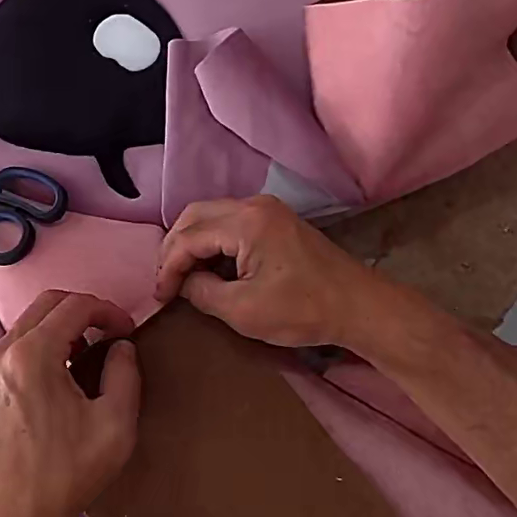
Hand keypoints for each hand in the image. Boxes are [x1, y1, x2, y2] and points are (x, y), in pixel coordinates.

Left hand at [0, 291, 140, 516]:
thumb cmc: (60, 477)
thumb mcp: (115, 425)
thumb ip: (126, 374)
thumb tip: (120, 348)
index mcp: (32, 354)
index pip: (77, 305)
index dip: (110, 311)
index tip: (129, 331)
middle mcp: (1, 354)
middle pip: (48, 304)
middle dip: (85, 310)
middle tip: (110, 333)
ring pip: (28, 324)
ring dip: (62, 327)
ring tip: (88, 354)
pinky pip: (14, 348)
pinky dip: (41, 345)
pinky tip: (59, 377)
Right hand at [154, 195, 413, 349]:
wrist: (356, 304)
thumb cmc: (302, 309)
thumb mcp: (243, 310)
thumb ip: (202, 292)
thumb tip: (184, 282)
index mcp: (247, 222)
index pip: (189, 236)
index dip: (168, 267)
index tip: (160, 297)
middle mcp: (256, 205)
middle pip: (196, 215)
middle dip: (175, 247)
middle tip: (167, 282)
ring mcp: (269, 210)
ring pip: (213, 216)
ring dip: (193, 242)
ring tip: (183, 277)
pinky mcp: (278, 221)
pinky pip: (232, 222)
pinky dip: (214, 241)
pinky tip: (210, 268)